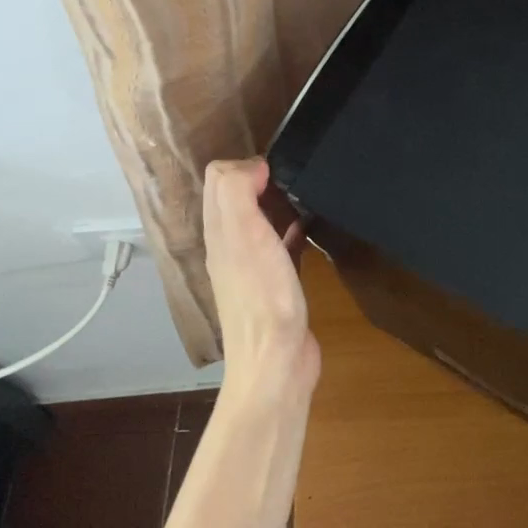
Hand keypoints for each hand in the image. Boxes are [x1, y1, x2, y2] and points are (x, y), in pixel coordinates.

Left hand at [202, 158, 318, 397]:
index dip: (243, 163)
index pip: (217, 178)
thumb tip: (252, 165)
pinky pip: (280, 244)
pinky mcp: (275, 283)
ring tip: (302, 193)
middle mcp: (229, 245)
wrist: (276, 363)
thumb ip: (238, 192)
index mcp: (218, 231)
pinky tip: (309, 227)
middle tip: (291, 176)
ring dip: (275, 201)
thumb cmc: (263, 296)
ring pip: (258, 218)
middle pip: (235, 196)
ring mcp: (251, 266)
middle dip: (258, 177)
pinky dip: (291, 229)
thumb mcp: (245, 234)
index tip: (274, 169)